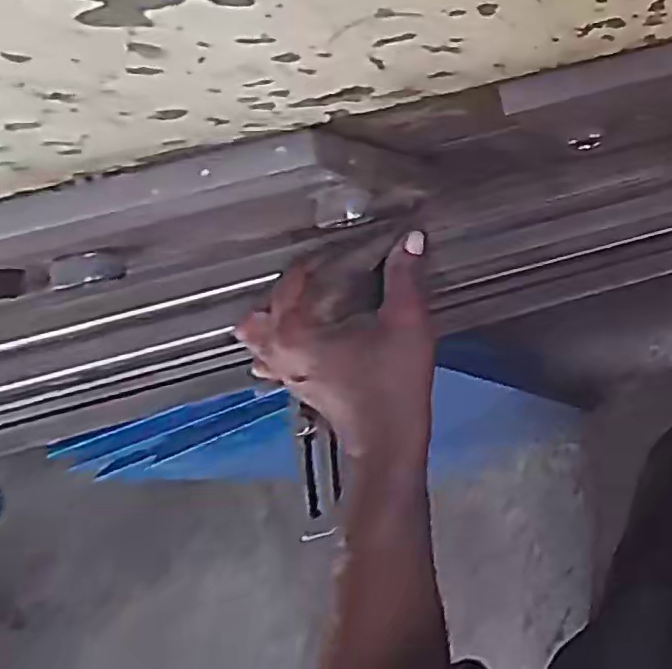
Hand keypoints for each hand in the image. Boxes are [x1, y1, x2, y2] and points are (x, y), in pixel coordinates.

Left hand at [237, 230, 435, 462]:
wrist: (389, 434)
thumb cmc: (395, 376)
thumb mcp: (407, 319)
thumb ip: (405, 276)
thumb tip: (410, 237)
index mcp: (295, 331)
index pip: (300, 279)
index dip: (332, 257)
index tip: (362, 246)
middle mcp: (275, 349)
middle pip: (267, 305)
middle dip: (299, 284)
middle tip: (336, 270)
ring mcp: (280, 370)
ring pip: (261, 332)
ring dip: (284, 311)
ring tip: (321, 299)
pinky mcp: (293, 382)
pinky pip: (271, 351)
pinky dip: (285, 335)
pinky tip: (315, 332)